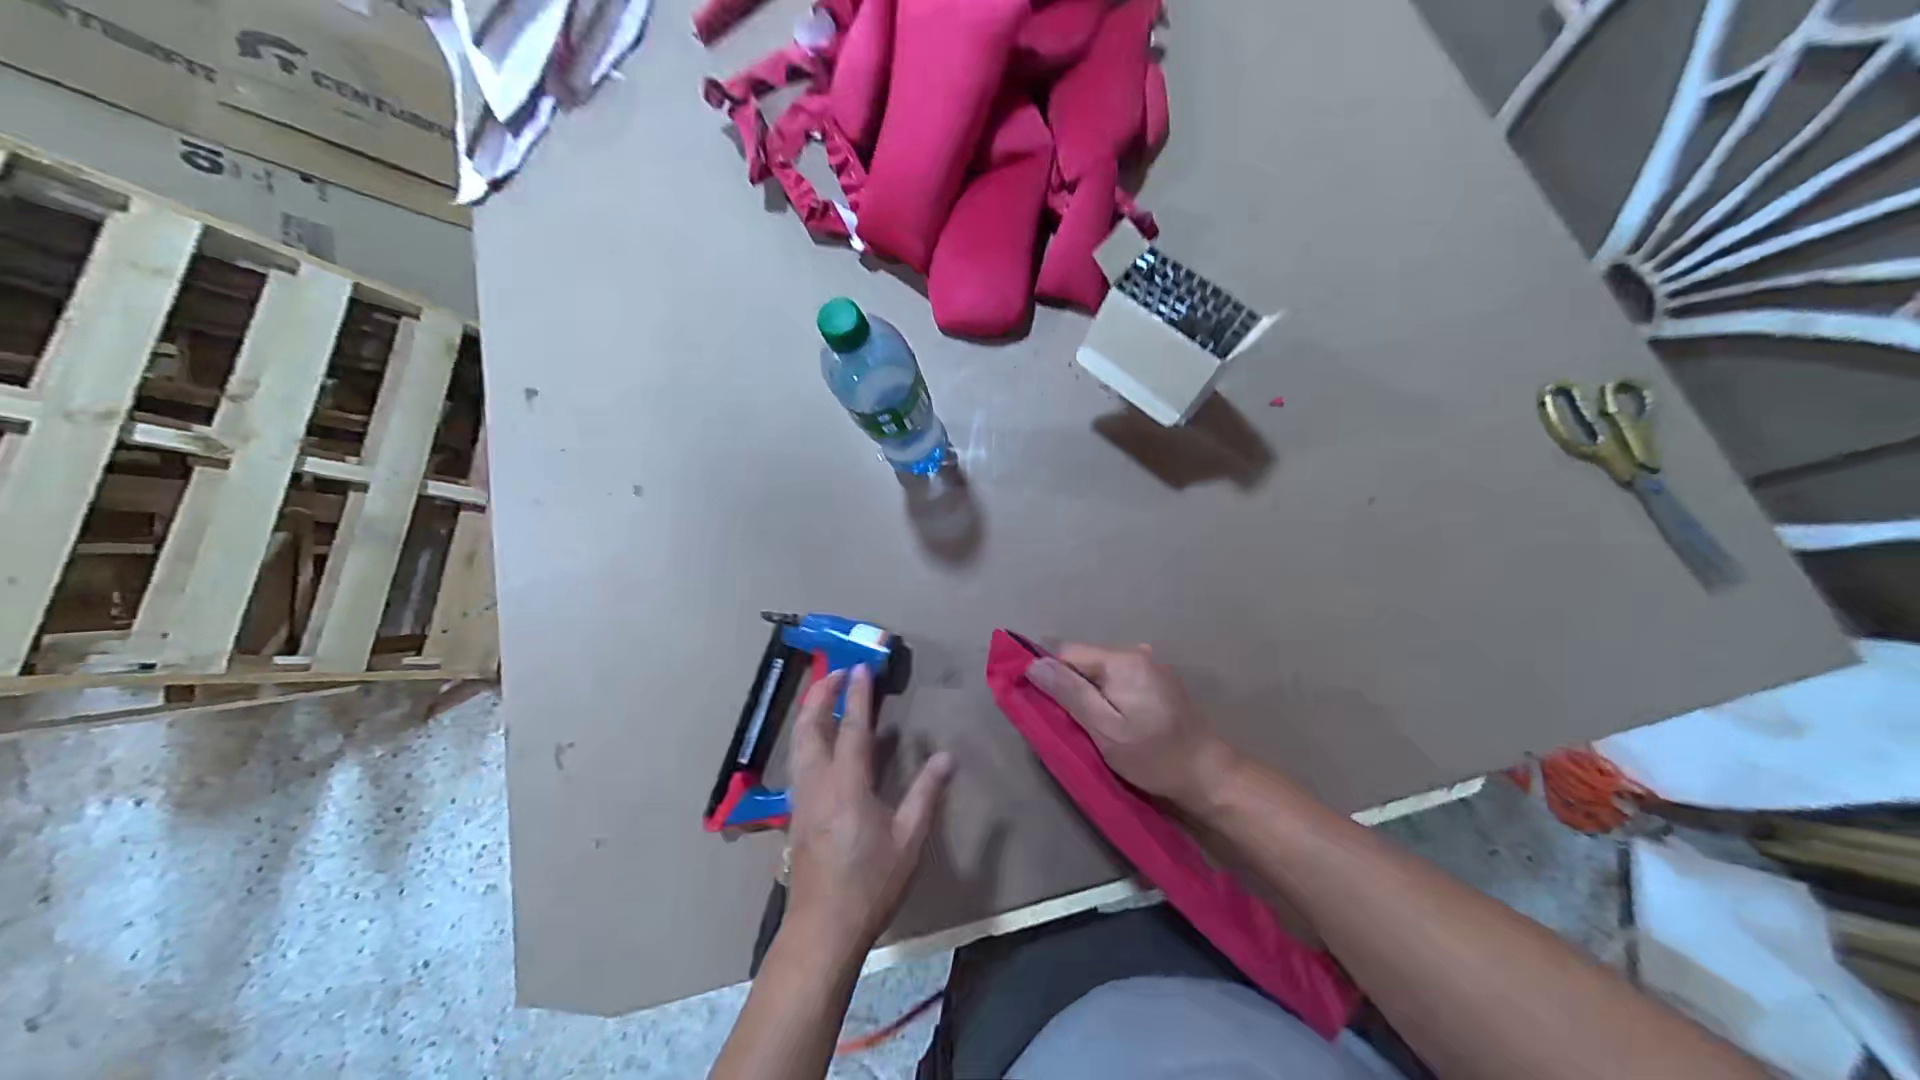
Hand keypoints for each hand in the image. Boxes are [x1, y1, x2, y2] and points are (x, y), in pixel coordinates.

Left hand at [784, 665, 953, 960]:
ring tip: (824, 694)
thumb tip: (946, 756)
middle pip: (811, 727)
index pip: (853, 729)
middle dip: (821, 693)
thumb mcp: (909, 840)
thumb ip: (926, 794)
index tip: (862, 667)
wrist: (823, 928)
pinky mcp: (796, 813)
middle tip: (837, 670)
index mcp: (847, 786)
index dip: (858, 695)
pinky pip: (798, 760)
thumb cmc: (870, 884)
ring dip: (810, 712)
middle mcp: (818, 784)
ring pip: (798, 743)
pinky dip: (807, 736)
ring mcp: (802, 798)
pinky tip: (819, 741)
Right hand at [1024, 643, 1237, 808]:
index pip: (1065, 652)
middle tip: (1065, 722)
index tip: (1037, 702)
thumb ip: (1069, 693)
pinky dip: (1106, 696)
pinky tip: (1112, 721)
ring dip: (1087, 693)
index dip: (1046, 672)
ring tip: (1087, 725)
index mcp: (1122, 659)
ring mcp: (1150, 666)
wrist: (1209, 776)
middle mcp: (1136, 652)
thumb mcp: (1104, 729)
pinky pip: (1118, 679)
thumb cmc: (1153, 757)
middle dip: (1068, 685)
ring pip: (1099, 671)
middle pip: (1083, 660)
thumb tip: (1033, 663)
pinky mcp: (1158, 682)